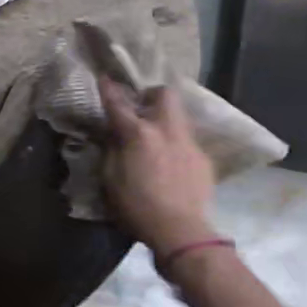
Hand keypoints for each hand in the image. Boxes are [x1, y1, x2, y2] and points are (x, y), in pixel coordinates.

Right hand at [101, 81, 216, 252]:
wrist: (180, 229)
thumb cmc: (134, 205)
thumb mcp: (109, 177)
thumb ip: (111, 150)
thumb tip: (112, 135)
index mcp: (139, 134)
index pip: (119, 105)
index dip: (109, 89)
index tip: (104, 77)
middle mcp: (167, 131)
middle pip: (165, 96)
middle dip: (151, 95)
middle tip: (139, 105)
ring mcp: (189, 144)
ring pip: (178, 118)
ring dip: (163, 119)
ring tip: (152, 135)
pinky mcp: (202, 160)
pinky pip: (185, 142)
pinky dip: (173, 144)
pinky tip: (166, 163)